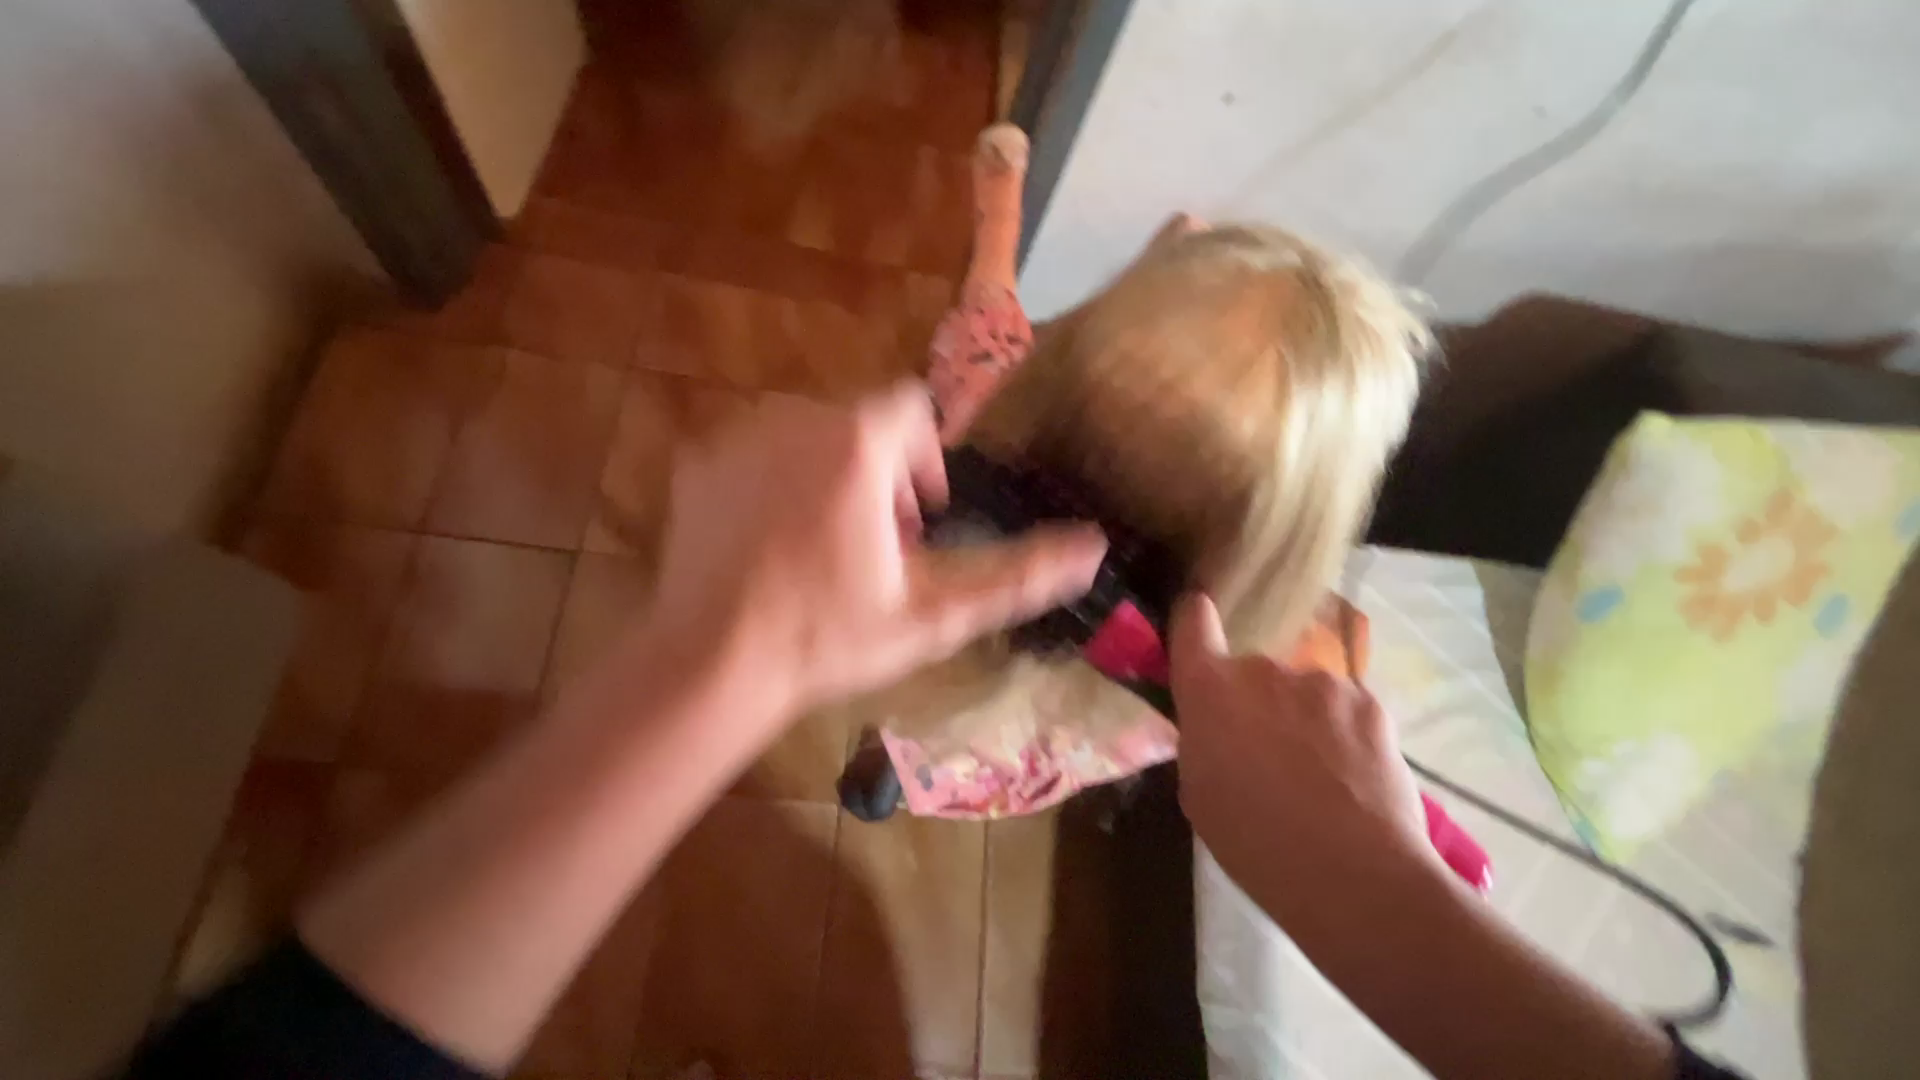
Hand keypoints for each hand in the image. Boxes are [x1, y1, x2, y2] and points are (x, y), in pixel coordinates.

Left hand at [643, 384, 1107, 722]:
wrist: (712, 664)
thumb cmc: (830, 637)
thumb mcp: (934, 612)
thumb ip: (1017, 576)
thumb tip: (1094, 548)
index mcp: (857, 442)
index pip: (910, 406)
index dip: (926, 458)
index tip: (920, 517)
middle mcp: (796, 417)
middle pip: (860, 421)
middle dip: (881, 473)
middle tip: (878, 547)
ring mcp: (739, 436)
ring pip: (808, 433)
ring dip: (832, 475)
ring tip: (828, 548)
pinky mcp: (698, 461)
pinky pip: (756, 452)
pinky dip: (777, 483)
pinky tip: (772, 546)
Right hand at [1169, 593, 1435, 904]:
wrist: (1351, 875)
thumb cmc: (1253, 842)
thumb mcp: (1198, 793)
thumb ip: (1203, 741)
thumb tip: (1218, 729)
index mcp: (1209, 690)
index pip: (1192, 622)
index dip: (1194, 620)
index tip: (1198, 626)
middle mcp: (1261, 669)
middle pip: (1252, 672)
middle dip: (1257, 703)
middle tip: (1270, 757)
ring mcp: (1320, 681)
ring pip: (1303, 693)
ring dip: (1304, 720)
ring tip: (1320, 778)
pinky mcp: (1369, 701)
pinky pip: (1345, 709)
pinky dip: (1345, 735)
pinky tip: (1353, 780)